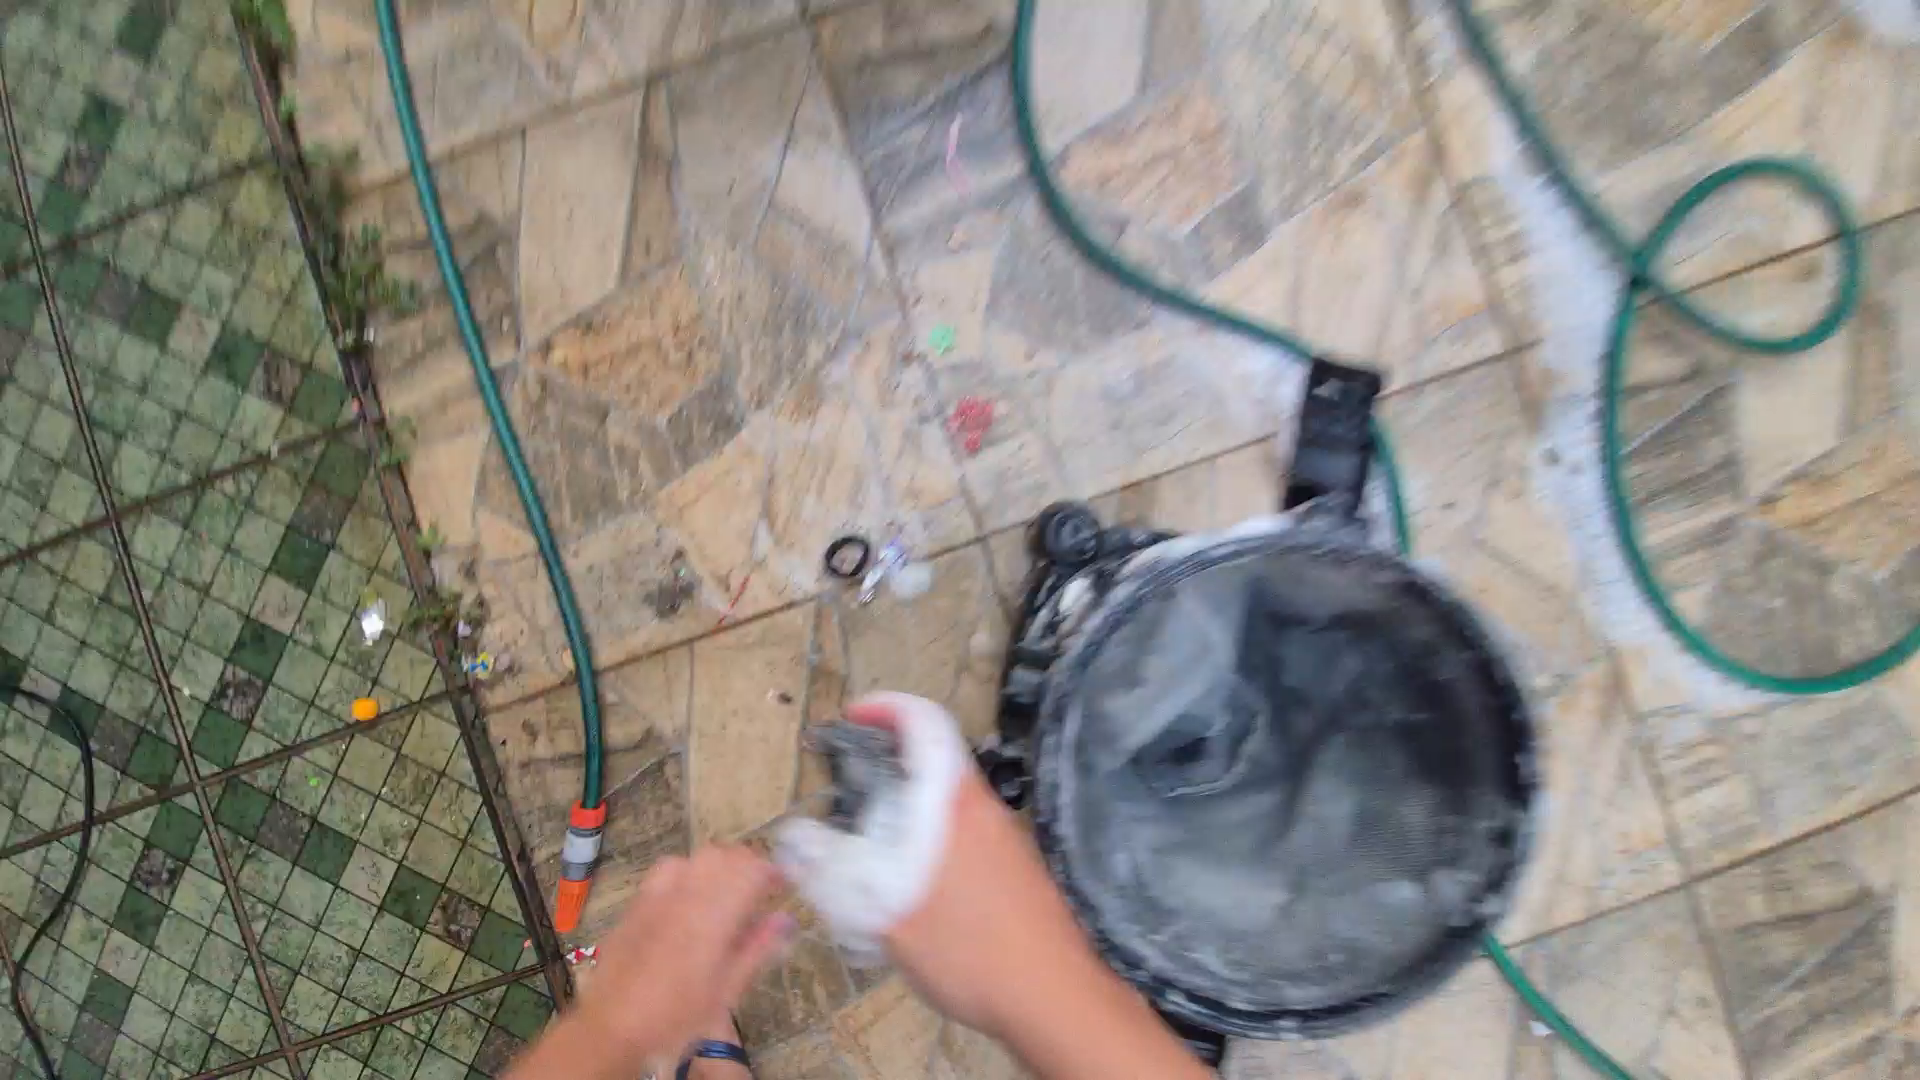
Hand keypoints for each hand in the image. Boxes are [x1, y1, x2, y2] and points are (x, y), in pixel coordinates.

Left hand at [570, 846, 792, 1059]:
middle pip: (731, 855)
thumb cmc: (676, 1014)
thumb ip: (757, 949)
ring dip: (725, 863)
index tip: (785, 883)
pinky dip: (691, 868)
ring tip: (731, 885)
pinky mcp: (641, 898)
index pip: (755, 871)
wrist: (611, 1026)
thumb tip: (785, 919)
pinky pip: (672, 865)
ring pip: (703, 855)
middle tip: (761, 888)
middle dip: (752, 864)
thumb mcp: (726, 991)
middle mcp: (692, 894)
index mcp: (716, 916)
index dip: (775, 871)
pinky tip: (691, 888)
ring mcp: (663, 892)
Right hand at [852, 697, 1107, 1039]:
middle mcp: (982, 805)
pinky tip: (911, 889)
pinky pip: (963, 830)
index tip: (853, 716)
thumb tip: (792, 837)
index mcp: (953, 801)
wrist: (1056, 997)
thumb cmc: (971, 950)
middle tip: (848, 792)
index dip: (887, 706)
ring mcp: (1003, 835)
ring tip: (870, 850)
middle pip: (933, 760)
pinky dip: (928, 838)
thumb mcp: (890, 916)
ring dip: (906, 808)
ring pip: (945, 799)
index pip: (926, 722)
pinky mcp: (1013, 864)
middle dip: (887, 765)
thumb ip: (836, 873)